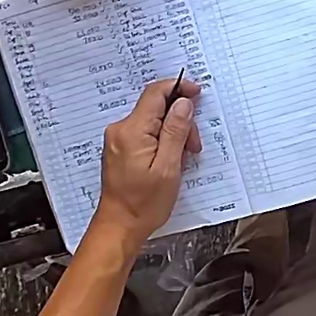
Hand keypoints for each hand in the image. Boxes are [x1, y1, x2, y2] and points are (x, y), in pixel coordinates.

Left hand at [88, 77, 202, 260]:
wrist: (120, 226)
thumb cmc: (143, 204)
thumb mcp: (168, 168)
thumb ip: (176, 131)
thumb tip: (183, 103)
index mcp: (132, 132)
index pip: (155, 93)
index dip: (178, 88)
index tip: (196, 92)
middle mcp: (121, 130)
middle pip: (157, 108)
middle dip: (180, 121)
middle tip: (193, 145)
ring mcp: (119, 139)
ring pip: (153, 121)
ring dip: (173, 133)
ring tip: (182, 158)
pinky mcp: (121, 148)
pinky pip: (146, 132)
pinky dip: (162, 140)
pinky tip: (170, 160)